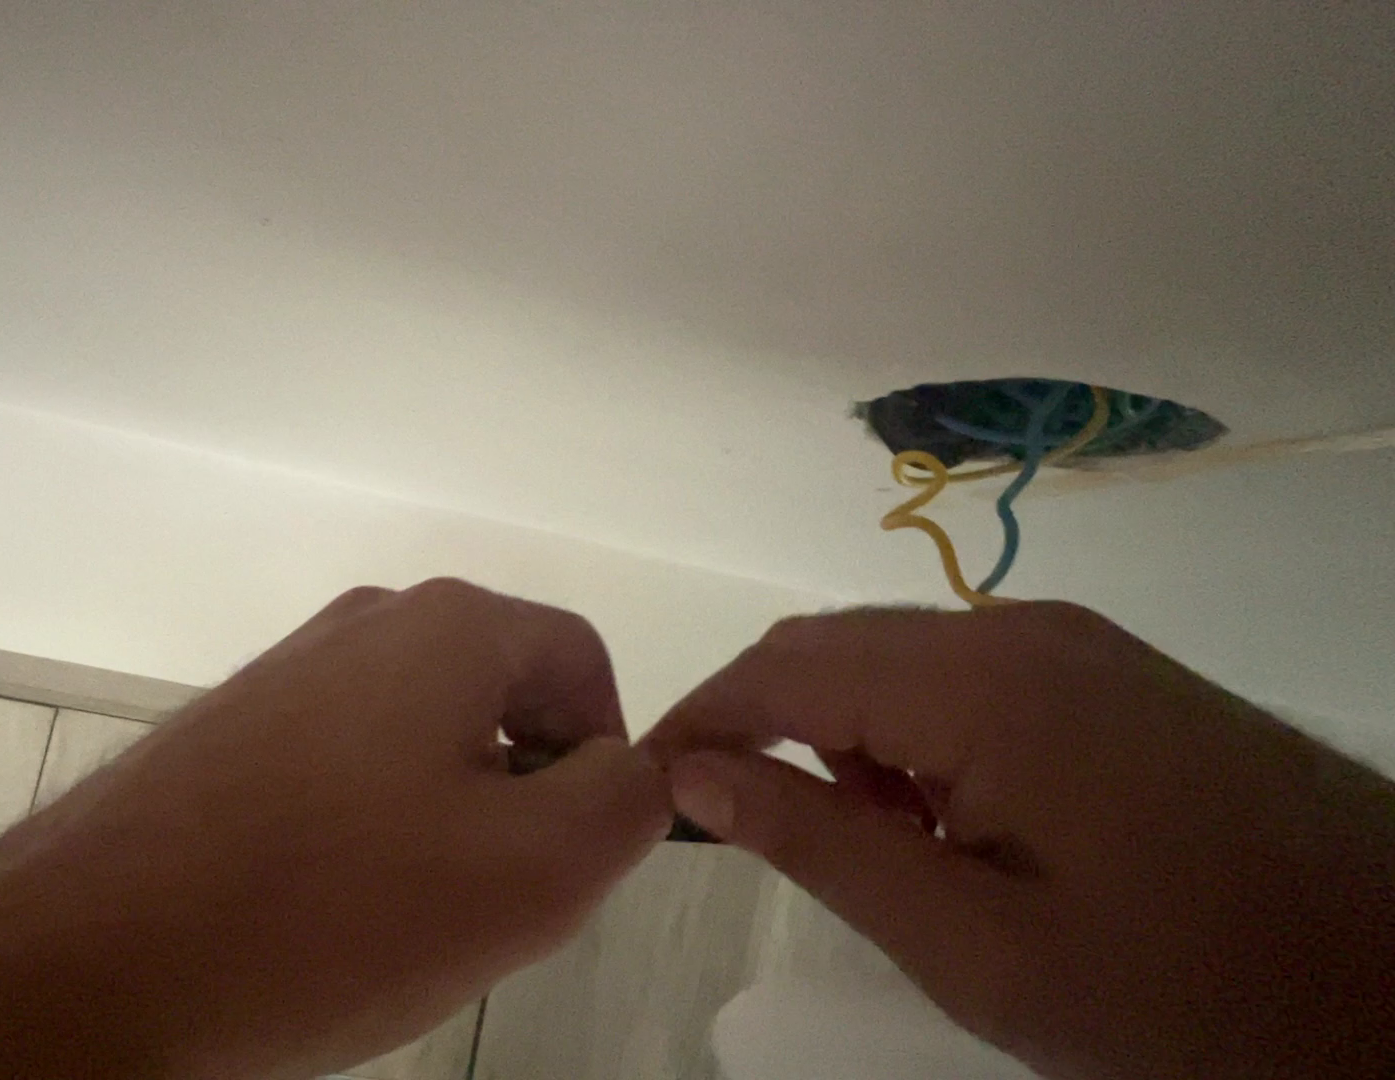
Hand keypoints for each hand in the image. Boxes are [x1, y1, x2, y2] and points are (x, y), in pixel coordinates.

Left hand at [18, 579, 670, 1077]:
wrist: (94, 952)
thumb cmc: (334, 903)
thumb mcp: (532, 871)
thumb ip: (622, 803)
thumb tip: (630, 770)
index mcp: (447, 624)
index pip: (580, 658)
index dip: (608, 745)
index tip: (581, 840)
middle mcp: (370, 622)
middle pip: (501, 690)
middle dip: (528, 782)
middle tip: (500, 886)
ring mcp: (296, 667)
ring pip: (427, 727)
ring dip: (452, 804)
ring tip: (414, 901)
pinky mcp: (243, 720)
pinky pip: (352, 754)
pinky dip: (378, 815)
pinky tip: (338, 891)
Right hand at [644, 602, 1394, 1079]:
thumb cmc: (1201, 1000)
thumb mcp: (978, 949)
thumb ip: (816, 843)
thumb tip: (690, 775)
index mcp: (978, 685)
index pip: (778, 673)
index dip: (697, 719)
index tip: (646, 777)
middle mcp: (1008, 628)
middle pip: (820, 646)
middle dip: (756, 719)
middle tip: (737, 813)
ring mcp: (1058, 637)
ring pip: (875, 651)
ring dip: (832, 727)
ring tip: (877, 835)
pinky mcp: (1092, 661)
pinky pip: (942, 666)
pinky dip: (898, 724)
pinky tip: (944, 806)